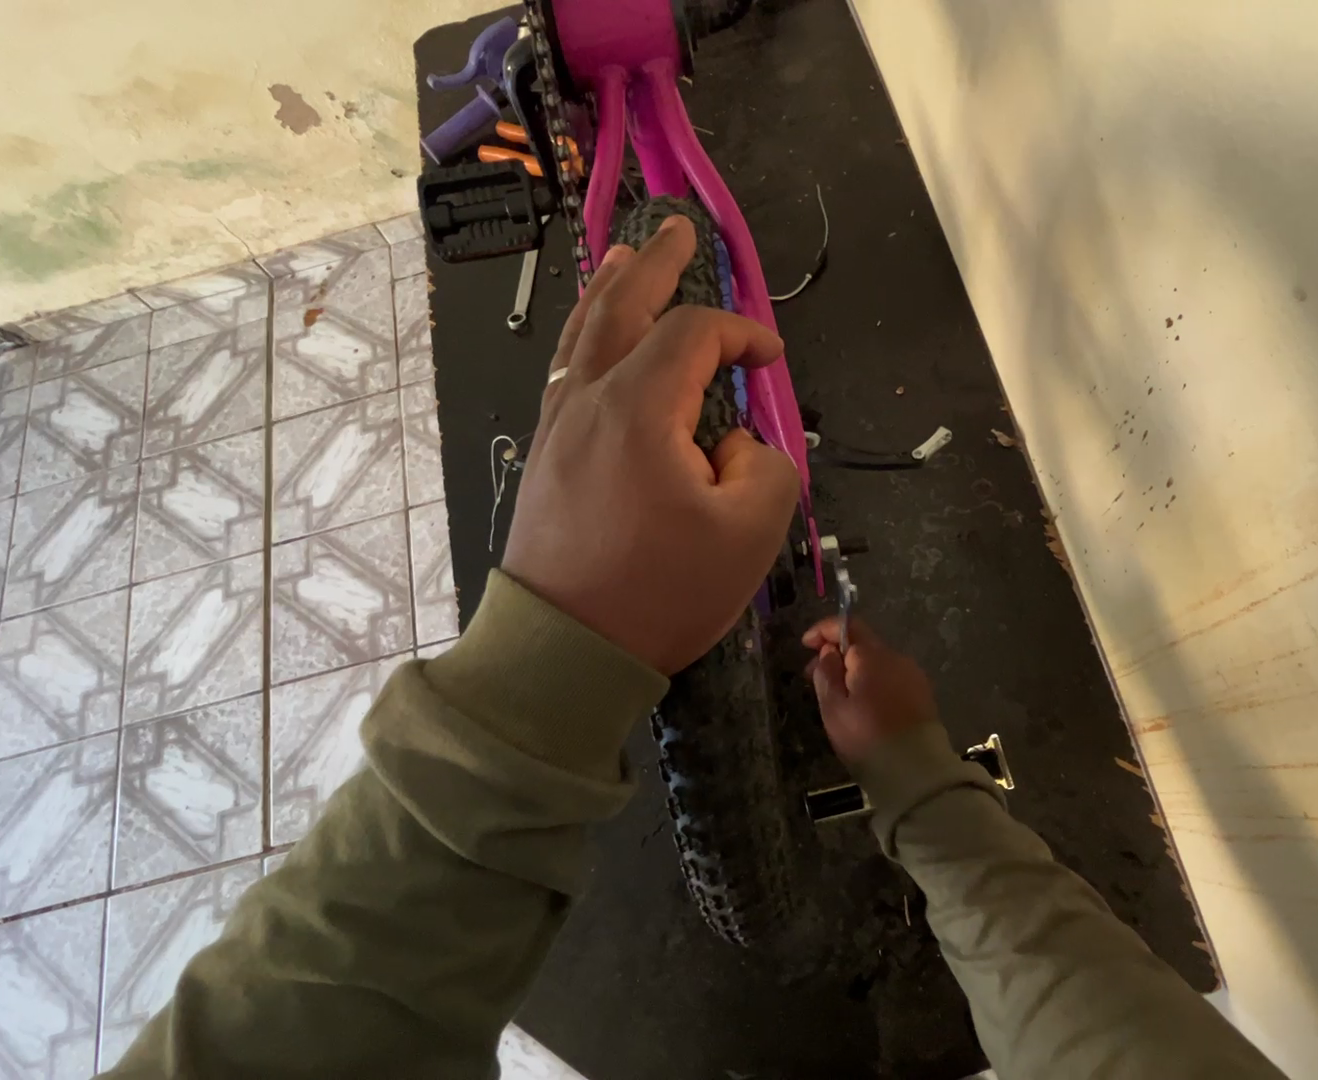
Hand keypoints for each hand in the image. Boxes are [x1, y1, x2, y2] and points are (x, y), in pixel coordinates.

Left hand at [501, 216, 800, 674]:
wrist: (565, 649)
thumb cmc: (660, 592)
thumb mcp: (749, 535)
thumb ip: (764, 466)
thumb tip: (732, 443)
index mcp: (640, 407)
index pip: (694, 335)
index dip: (740, 333)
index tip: (771, 357)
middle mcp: (590, 399)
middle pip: (622, 308)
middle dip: (656, 266)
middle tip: (676, 230)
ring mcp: (558, 425)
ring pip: (582, 335)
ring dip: (609, 291)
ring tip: (623, 257)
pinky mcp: (546, 455)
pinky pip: (565, 373)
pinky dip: (583, 338)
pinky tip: (590, 338)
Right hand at [802, 617, 938, 761]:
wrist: (915, 771)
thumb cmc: (866, 737)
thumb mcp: (833, 707)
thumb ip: (827, 673)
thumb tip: (829, 651)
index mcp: (873, 656)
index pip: (847, 625)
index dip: (823, 630)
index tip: (805, 645)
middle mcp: (897, 658)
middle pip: (862, 644)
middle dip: (836, 654)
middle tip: (814, 676)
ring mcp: (913, 676)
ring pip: (877, 663)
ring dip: (855, 670)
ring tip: (838, 696)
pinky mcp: (922, 694)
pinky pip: (890, 678)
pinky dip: (872, 682)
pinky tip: (863, 705)